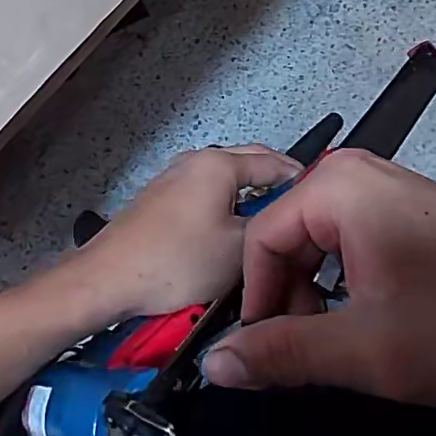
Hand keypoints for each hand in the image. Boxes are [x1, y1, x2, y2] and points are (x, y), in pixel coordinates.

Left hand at [50, 146, 299, 324]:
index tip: (324, 201)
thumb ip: (270, 228)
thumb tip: (286, 220)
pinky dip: (227, 206)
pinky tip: (235, 233)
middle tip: (302, 215)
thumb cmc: (176, 261)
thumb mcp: (239, 249)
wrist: (111, 276)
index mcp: (217, 164)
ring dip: (251, 196)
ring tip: (273, 228)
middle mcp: (195, 160)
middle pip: (249, 164)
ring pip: (227, 181)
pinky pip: (208, 194)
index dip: (303, 179)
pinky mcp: (163, 198)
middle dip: (277, 184)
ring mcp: (175, 176)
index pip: (273, 162)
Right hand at [200, 149, 435, 409]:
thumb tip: (213, 365)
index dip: (256, 300)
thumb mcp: (371, 350)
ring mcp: (382, 184)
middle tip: (313, 353)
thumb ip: (284, 353)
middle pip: (287, 236)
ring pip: (317, 239)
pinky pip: (348, 235)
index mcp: (334, 185)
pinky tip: (371, 314)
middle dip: (290, 297)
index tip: (267, 354)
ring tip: (345, 340)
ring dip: (318, 292)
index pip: (259, 238)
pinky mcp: (404, 204)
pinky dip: (345, 278)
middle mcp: (351, 171)